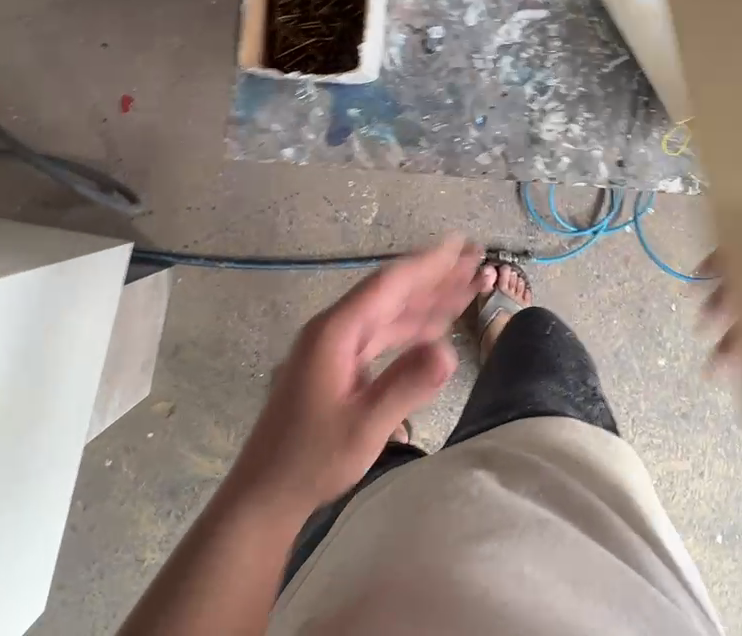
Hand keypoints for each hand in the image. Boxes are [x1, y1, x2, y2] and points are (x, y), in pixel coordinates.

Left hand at [230, 235, 488, 513]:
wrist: (264, 496)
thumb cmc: (312, 460)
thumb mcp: (366, 425)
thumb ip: (407, 384)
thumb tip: (450, 350)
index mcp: (336, 333)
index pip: (389, 285)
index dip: (428, 264)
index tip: (461, 246)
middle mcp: (334, 330)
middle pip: (392, 293)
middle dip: (436, 278)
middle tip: (477, 262)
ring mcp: (334, 348)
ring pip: (389, 313)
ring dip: (428, 301)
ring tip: (469, 288)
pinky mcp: (337, 367)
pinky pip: (382, 335)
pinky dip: (412, 327)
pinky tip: (436, 328)